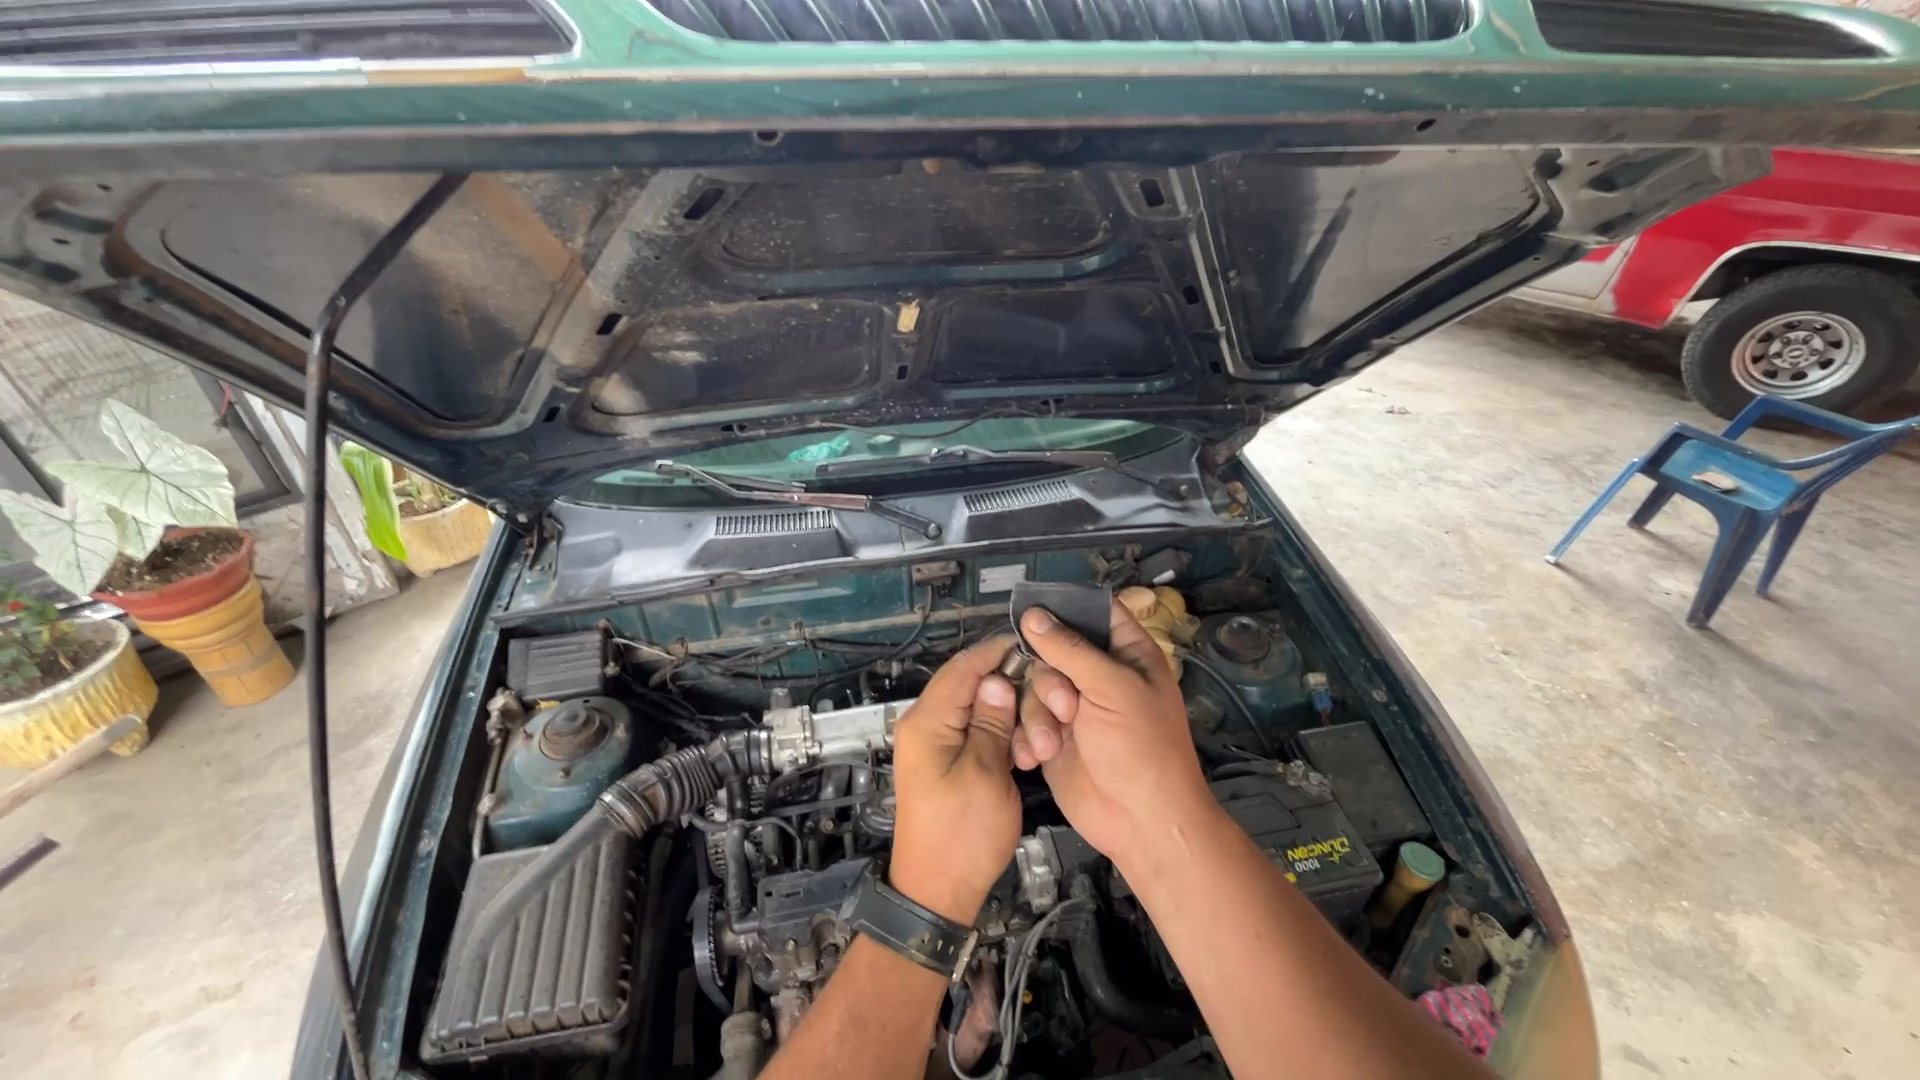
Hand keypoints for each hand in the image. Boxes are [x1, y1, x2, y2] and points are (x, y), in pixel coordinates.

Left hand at [887, 635, 1022, 922]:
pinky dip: (1001, 737)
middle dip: (1011, 691)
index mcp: (927, 722)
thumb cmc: (961, 835)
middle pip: (972, 686)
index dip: (997, 652)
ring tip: (1036, 739)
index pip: (962, 668)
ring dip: (1010, 718)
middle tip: (1048, 702)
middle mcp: (926, 725)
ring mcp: (937, 744)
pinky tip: (1024, 752)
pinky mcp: (950, 762)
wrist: (938, 892)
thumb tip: (997, 679)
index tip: (1034, 645)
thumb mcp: (985, 774)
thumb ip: (992, 723)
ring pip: (979, 710)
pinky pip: (977, 734)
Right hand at [1016, 602, 1217, 869]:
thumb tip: (1033, 614)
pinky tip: (1035, 756)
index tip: (1032, 609)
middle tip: (1066, 707)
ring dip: (1038, 716)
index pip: (1096, 612)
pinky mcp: (1054, 738)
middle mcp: (1098, 676)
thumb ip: (1070, 649)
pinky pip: (1026, 720)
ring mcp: (1074, 708)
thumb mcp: (1111, 689)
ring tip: (1051, 745)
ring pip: (1034, 686)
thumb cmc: (1141, 747)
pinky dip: (1027, 736)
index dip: (1066, 607)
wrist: (1140, 821)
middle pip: (1052, 651)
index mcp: (1127, 654)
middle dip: (1050, 680)